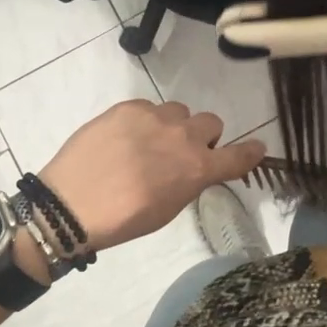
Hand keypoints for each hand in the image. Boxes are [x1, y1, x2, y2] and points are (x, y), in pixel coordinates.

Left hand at [40, 100, 265, 250]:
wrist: (71, 203)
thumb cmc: (123, 219)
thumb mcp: (167, 210)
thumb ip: (188, 182)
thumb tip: (192, 169)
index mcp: (197, 169)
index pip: (238, 156)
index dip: (250, 153)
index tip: (256, 148)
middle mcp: (183, 137)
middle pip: (210, 123)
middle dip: (202, 137)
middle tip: (181, 153)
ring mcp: (155, 117)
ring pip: (179, 111)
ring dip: (173, 125)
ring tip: (149, 143)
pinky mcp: (128, 107)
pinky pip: (149, 106)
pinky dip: (144, 120)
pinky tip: (125, 138)